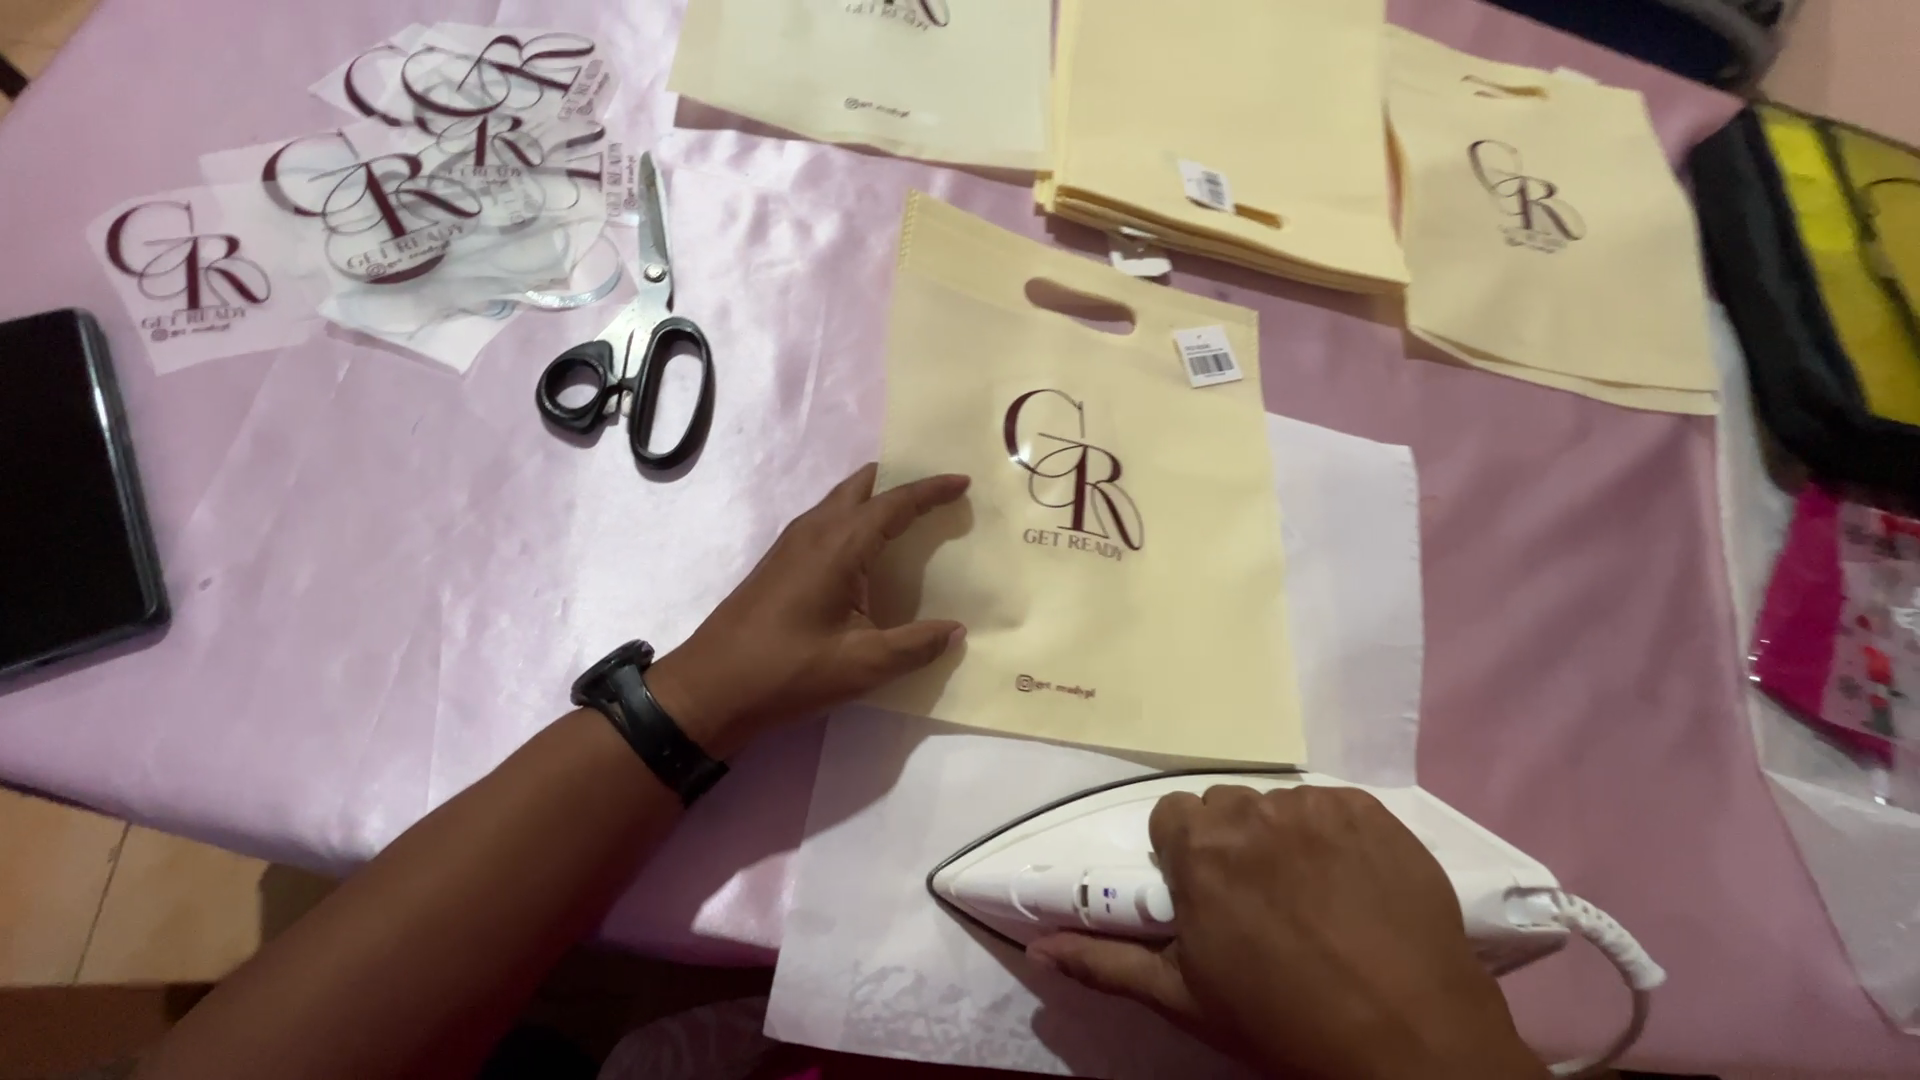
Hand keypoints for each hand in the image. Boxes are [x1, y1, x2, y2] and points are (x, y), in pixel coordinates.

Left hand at [645, 463, 968, 757]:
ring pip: (840, 501)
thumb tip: (956, 630)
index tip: (961, 480)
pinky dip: (855, 517)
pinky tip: (867, 549)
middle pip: (861, 486)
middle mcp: (814, 531)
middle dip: (899, 479)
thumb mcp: (862, 665)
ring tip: (909, 512)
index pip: (894, 503)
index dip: (930, 490)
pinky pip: (826, 521)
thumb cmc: (788, 672)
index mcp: (839, 546)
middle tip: (934, 488)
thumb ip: (915, 645)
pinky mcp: (780, 562)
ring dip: (874, 497)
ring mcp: (791, 544)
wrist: (710, 689)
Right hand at [1027, 786, 1544, 1079]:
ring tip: (1312, 897)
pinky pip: (1332, 807)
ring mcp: (1318, 808)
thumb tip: (1039, 948)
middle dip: (1229, 843)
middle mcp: (1253, 812)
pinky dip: (1333, 835)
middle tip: (1257, 901)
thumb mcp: (1184, 999)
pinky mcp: (1373, 812)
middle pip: (1224, 806)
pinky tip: (1353, 885)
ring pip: (1278, 805)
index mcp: (1200, 849)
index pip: (1172, 816)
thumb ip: (1105, 962)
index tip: (1204, 895)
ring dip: (1282, 838)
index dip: (1184, 855)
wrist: (1415, 1050)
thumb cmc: (1283, 1024)